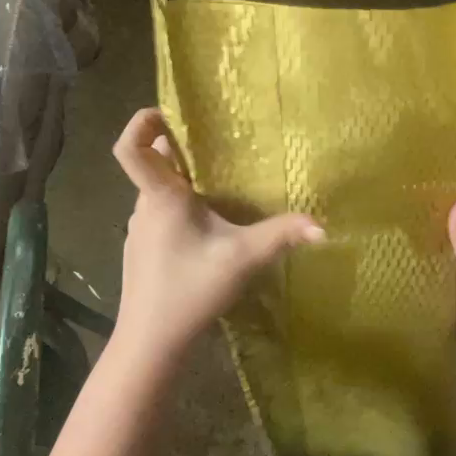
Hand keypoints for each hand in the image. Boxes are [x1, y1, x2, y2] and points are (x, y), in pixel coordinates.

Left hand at [111, 109, 324, 356]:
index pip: (132, 148)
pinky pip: (159, 214)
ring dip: (183, 182)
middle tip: (219, 145)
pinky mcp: (142, 251)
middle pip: (153, 165)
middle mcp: (144, 208)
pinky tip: (207, 228)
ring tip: (221, 184)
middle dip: (182, 151)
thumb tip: (323, 226)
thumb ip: (282, 235)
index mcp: (161, 198)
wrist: (151, 343)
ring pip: (158, 191)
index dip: (140, 123)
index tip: (164, 112)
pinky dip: (179, 208)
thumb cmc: (191, 290)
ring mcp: (138, 231)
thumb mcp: (244, 258)